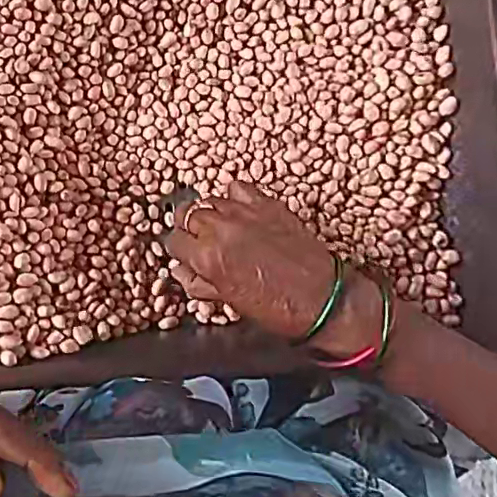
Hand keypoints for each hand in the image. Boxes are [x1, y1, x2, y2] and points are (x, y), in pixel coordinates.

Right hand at [163, 181, 378, 340]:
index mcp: (207, 257)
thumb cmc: (278, 308)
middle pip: (186, 214)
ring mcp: (244, 214)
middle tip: (199, 240)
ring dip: (209, 213)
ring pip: (208, 200)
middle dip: (189, 228)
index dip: (178, 248)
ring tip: (219, 227)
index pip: (173, 240)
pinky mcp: (266, 205)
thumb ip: (198, 282)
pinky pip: (237, 189)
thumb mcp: (229, 300)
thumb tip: (182, 270)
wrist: (323, 300)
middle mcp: (220, 230)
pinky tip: (238, 211)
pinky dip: (233, 197)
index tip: (185, 253)